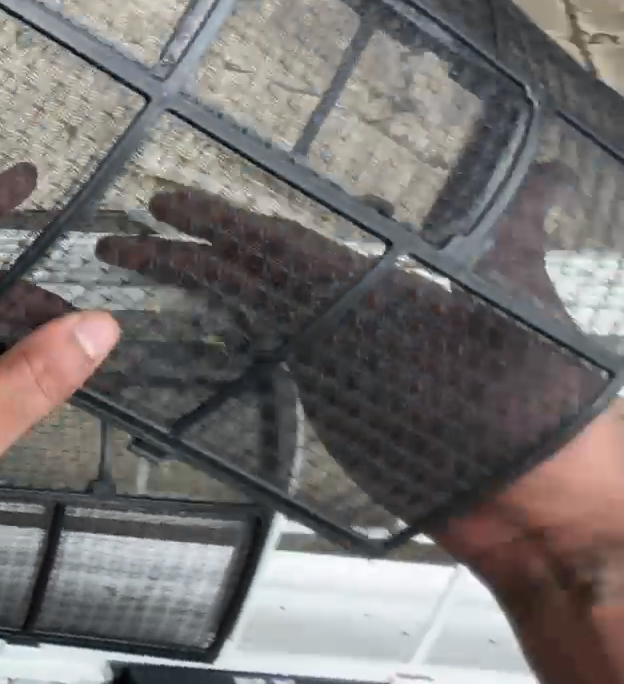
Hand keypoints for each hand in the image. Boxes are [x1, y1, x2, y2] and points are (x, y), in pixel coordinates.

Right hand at [94, 164, 622, 576]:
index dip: (215, 222)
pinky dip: (209, 321)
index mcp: (372, 283)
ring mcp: (321, 346)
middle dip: (179, 247)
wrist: (527, 507)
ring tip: (127, 262)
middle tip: (120, 236)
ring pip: (236, 301)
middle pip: (239, 268)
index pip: (274, 243)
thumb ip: (513, 248)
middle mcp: (337, 306)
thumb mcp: (524, 317)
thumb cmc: (536, 412)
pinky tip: (179, 311)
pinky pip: (251, 342)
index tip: (163, 206)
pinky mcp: (315, 385)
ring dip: (181, 279)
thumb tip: (562, 176)